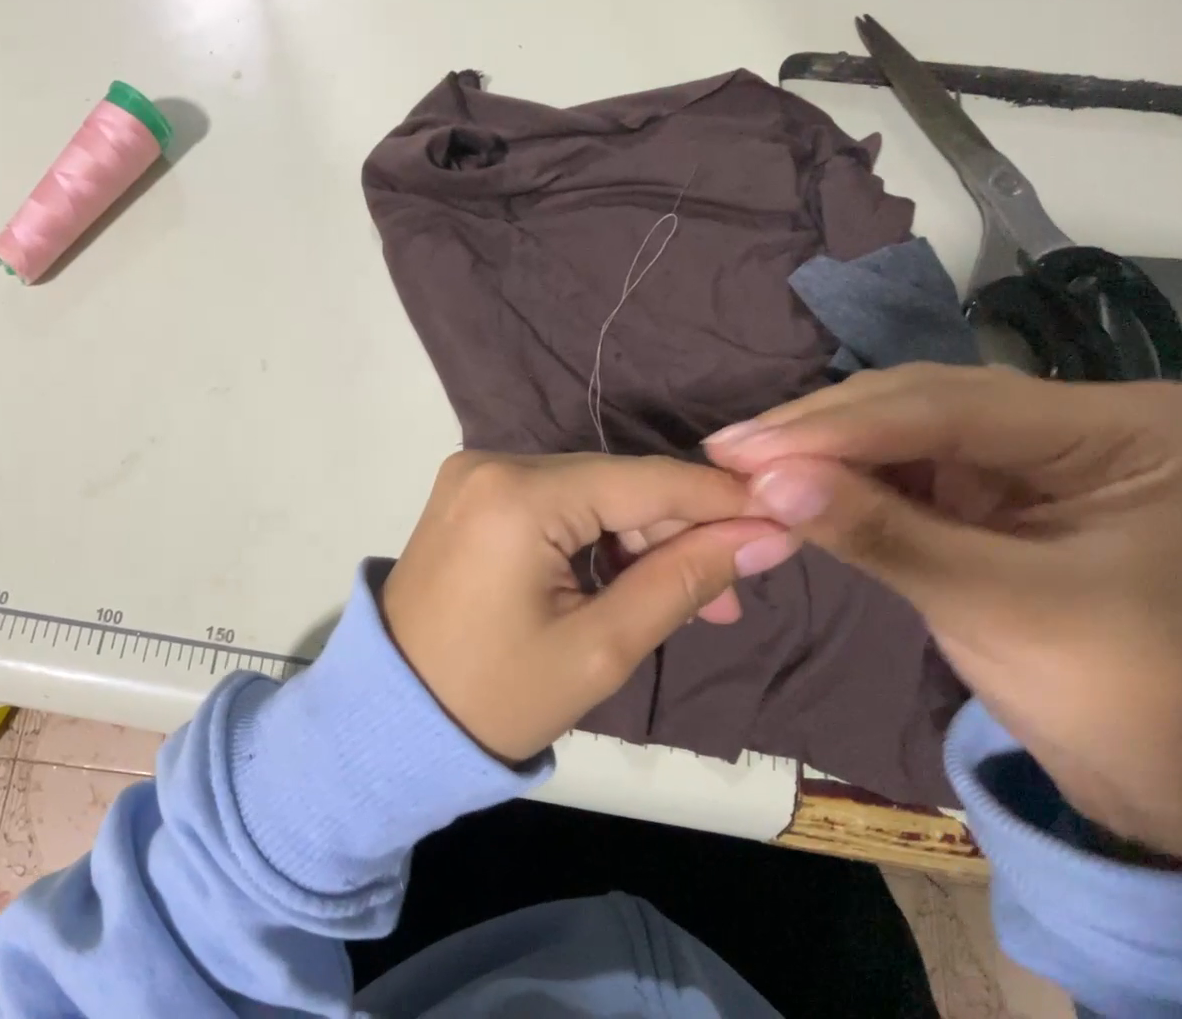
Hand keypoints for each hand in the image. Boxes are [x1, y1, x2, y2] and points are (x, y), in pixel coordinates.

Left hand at [380, 452, 794, 764]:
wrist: (392, 718)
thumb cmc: (494, 696)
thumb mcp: (600, 647)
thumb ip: (682, 581)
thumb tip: (768, 534)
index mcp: (517, 495)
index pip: (646, 480)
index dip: (723, 500)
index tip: (788, 525)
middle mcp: (490, 464)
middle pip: (615, 484)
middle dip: (677, 535)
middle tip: (730, 600)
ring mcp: (472, 478)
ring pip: (587, 494)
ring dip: (638, 542)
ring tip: (687, 604)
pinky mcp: (467, 499)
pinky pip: (551, 505)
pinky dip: (592, 540)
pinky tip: (627, 583)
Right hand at [707, 364, 1181, 872]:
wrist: (1168, 769)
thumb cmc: (1115, 690)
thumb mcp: (991, 605)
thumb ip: (879, 534)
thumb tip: (764, 483)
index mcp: (1123, 430)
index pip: (952, 409)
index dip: (838, 429)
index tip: (741, 450)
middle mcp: (1076, 419)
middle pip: (922, 402)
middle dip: (820, 429)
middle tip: (724, 452)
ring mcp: (1030, 451)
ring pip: (902, 426)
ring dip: (820, 447)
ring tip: (738, 463)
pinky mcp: (991, 487)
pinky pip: (902, 465)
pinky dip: (841, 475)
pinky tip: (787, 479)